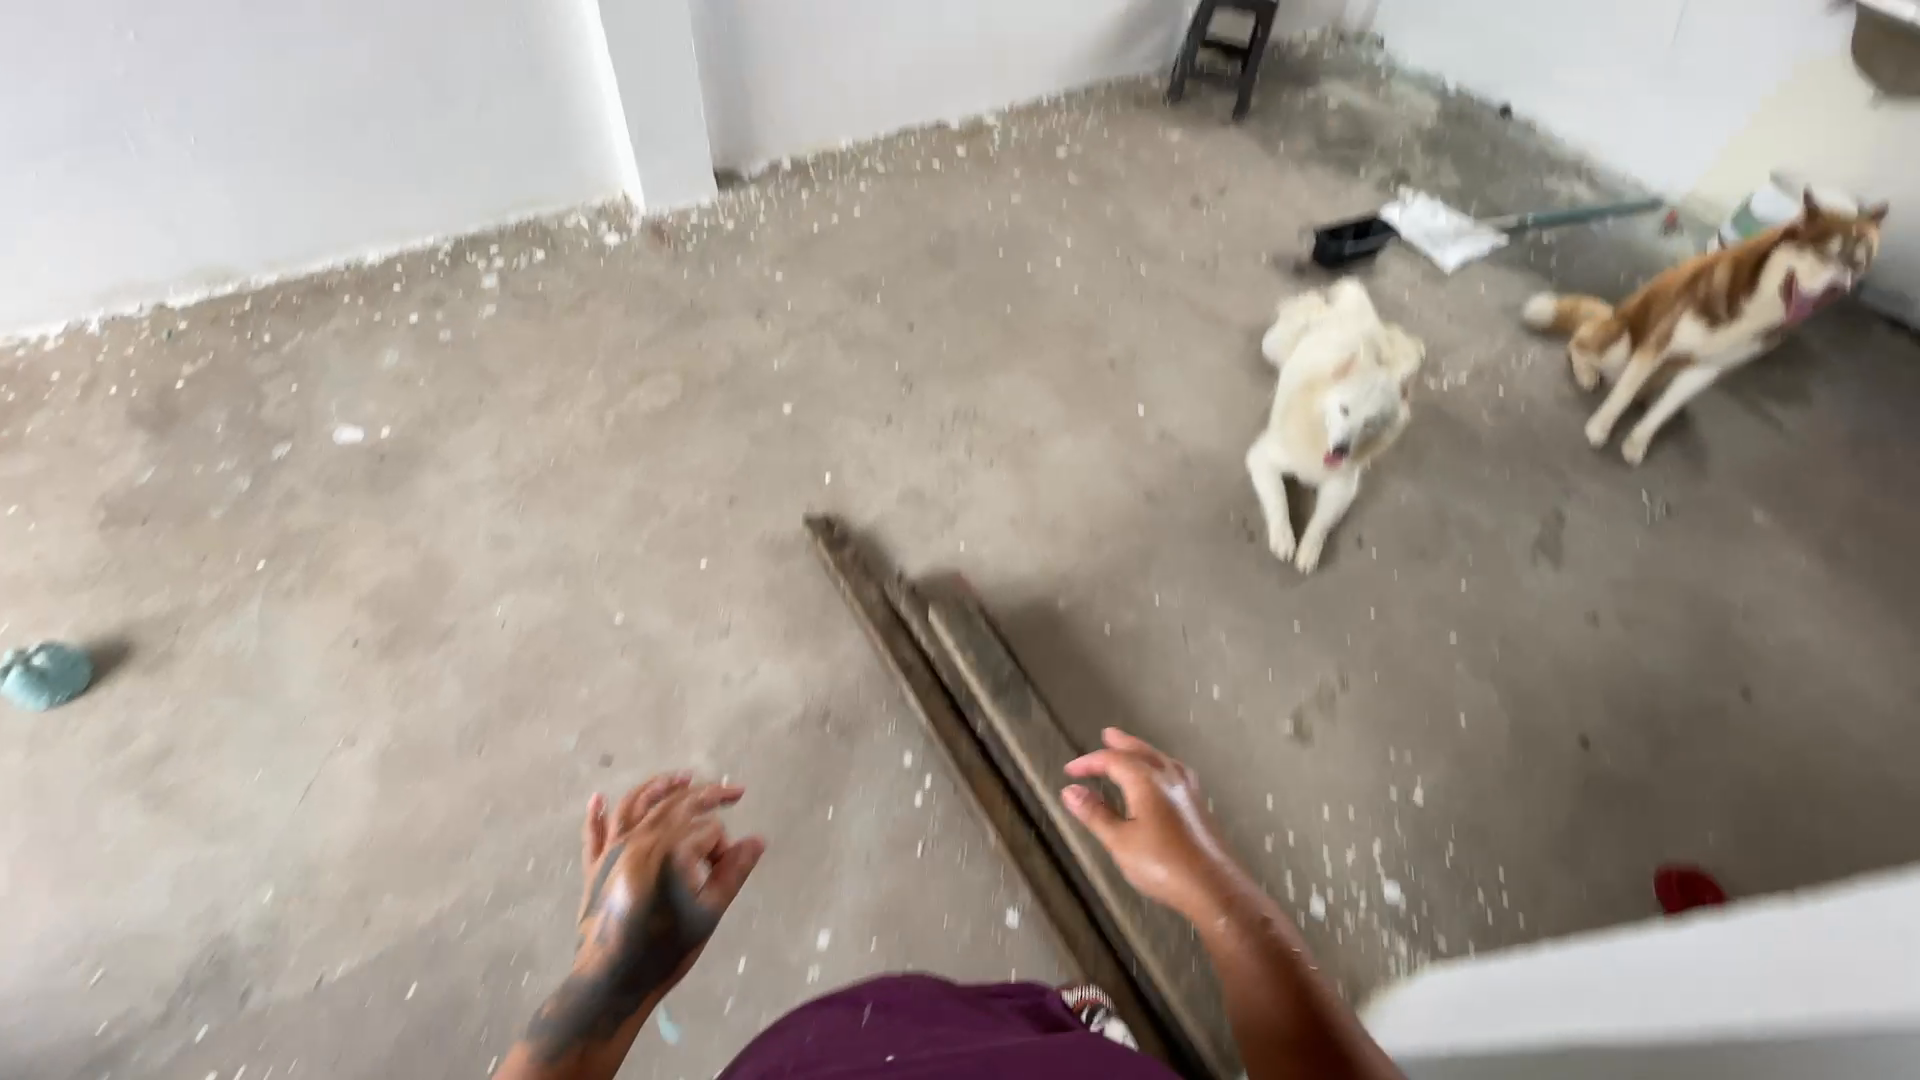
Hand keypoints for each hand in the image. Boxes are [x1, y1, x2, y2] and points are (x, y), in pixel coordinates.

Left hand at [515, 775, 763, 1067]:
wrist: (610, 985)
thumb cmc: (664, 951)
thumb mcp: (708, 913)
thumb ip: (733, 872)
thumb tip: (757, 840)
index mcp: (669, 851)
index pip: (707, 829)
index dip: (724, 845)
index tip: (727, 868)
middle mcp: (639, 841)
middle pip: (677, 805)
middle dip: (708, 795)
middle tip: (734, 792)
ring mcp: (613, 852)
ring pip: (637, 804)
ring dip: (660, 786)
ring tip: (681, 778)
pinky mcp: (595, 868)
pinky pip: (594, 833)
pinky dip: (597, 813)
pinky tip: (598, 798)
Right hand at [1061, 729, 1241, 919]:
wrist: (1214, 888)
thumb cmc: (1162, 864)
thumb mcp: (1120, 841)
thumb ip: (1095, 814)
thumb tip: (1069, 790)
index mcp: (1146, 781)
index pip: (1113, 760)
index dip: (1089, 763)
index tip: (1070, 771)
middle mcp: (1168, 777)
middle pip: (1141, 751)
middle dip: (1122, 743)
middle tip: (1107, 734)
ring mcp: (1188, 790)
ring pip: (1161, 759)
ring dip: (1142, 751)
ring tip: (1132, 749)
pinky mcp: (1199, 805)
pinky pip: (1175, 771)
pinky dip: (1160, 764)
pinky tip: (1164, 775)